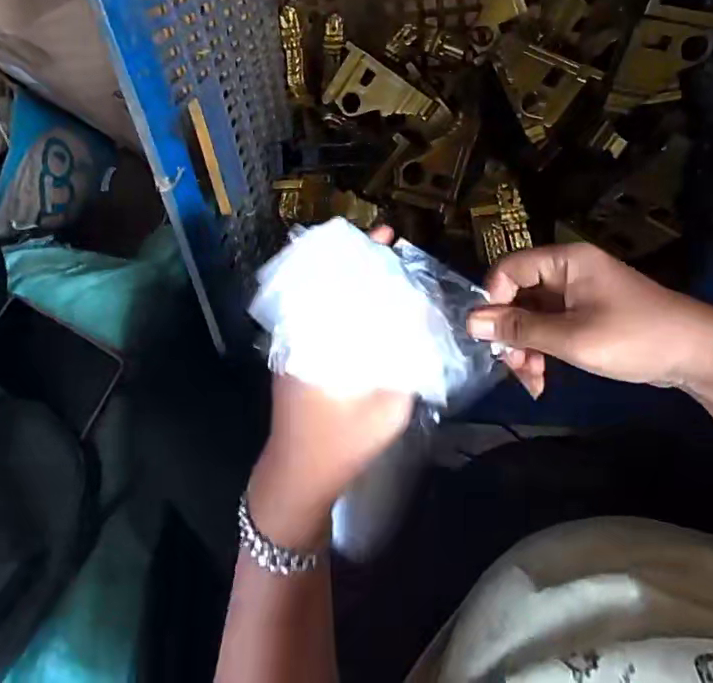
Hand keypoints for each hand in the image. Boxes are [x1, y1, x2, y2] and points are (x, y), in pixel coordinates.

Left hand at [248, 225, 414, 547]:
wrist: (297, 476)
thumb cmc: (342, 443)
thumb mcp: (388, 407)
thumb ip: (408, 362)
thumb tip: (419, 318)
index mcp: (319, 337)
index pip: (342, 282)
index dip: (366, 257)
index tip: (384, 237)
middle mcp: (300, 330)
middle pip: (329, 280)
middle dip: (357, 258)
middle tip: (385, 242)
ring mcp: (293, 341)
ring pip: (322, 295)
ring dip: (349, 277)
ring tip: (380, 264)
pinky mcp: (294, 353)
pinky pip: (318, 313)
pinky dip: (340, 300)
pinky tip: (365, 303)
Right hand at [465, 242, 712, 394]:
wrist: (702, 355)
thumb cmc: (636, 338)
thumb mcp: (573, 338)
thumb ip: (521, 329)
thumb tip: (471, 322)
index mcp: (565, 261)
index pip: (508, 269)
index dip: (494, 301)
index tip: (493, 337)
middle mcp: (567, 271)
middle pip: (518, 295)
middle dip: (511, 332)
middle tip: (514, 367)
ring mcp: (578, 293)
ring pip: (532, 314)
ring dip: (525, 346)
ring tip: (531, 380)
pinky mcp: (587, 314)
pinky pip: (550, 325)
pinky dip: (542, 349)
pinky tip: (542, 377)